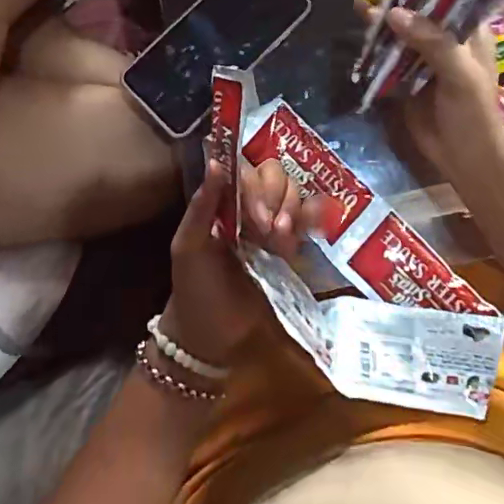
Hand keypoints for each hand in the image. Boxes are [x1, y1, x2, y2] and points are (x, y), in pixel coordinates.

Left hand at [162, 156, 329, 368]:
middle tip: (271, 232)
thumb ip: (202, 205)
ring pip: (296, 195)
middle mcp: (252, 208)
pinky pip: (310, 221)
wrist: (212, 339)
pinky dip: (316, 216)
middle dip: (279, 200)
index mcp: (226, 202)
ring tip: (285, 241)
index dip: (259, 189)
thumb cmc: (195, 289)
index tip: (259, 219)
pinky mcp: (294, 250)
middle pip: (278, 177)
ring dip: (296, 210)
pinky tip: (315, 227)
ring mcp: (274, 228)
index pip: (250, 172)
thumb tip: (216, 163)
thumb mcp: (188, 246)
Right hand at [376, 6, 503, 180]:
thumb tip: (393, 13)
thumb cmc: (474, 114)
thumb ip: (432, 42)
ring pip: (403, 34)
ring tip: (360, 4)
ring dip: (384, 22)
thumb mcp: (460, 75)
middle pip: (422, 13)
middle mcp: (448, 42)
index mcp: (470, 35)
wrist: (464, 160)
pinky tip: (360, 33)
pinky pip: (389, 58)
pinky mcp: (407, 80)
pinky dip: (376, 47)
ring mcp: (426, 61)